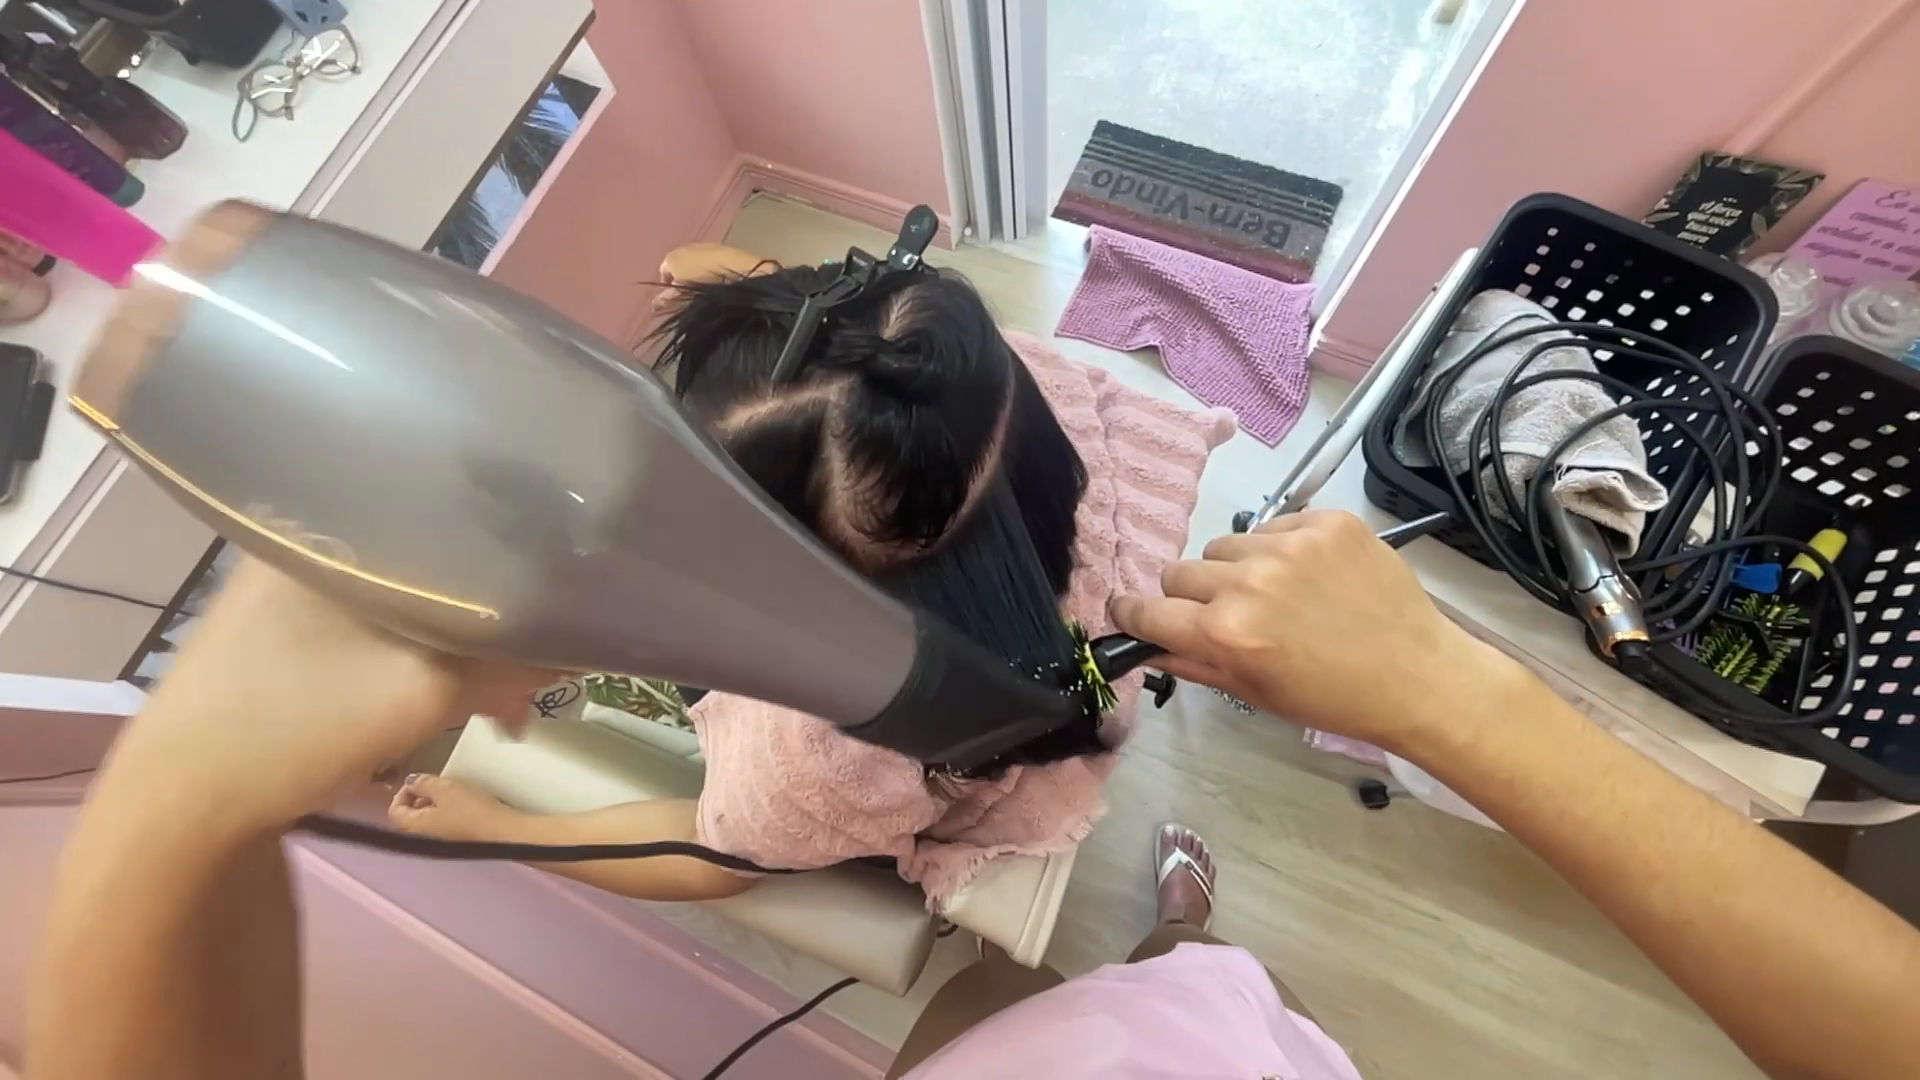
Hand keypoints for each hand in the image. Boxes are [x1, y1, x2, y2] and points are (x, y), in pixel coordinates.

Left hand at [100, 559, 544, 838]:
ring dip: (469, 651)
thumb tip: (583, 647)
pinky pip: (391, 632)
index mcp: (332, 535)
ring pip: (421, 607)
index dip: (522, 566)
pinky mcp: (295, 634)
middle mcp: (314, 550)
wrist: (180, 817)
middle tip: (536, 675)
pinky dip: (432, 660)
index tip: (563, 605)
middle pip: (444, 575)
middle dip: (500, 627)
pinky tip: (458, 697)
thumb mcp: (430, 692)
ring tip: (505, 703)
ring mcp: (299, 593)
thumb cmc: (298, 732)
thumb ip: (513, 662)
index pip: (457, 529)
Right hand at [653, 243, 774, 312]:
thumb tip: (654, 305)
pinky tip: (726, 284)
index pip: (664, 271)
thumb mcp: (682, 297)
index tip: (675, 300)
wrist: (740, 274)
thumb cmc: (703, 288)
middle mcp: (688, 247)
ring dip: (702, 274)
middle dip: (685, 278)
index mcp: (672, 256)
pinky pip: (717, 262)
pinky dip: (718, 271)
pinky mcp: (728, 249)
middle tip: (693, 296)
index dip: (668, 286)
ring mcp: (709, 246)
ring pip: (700, 262)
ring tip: (711, 292)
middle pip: (682, 264)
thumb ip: (667, 300)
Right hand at [1112, 510, 1519, 749]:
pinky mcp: (1325, 521)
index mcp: (1226, 632)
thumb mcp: (1252, 691)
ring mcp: (1289, 545)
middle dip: (1191, 596)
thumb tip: (1145, 644)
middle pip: (1178, 572)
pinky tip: (1311, 576)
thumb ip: (1190, 663)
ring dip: (1235, 569)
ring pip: (1223, 545)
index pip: (1148, 610)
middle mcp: (1248, 581)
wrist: (1421, 676)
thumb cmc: (1330, 696)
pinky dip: (1279, 549)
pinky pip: (1272, 526)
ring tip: (1276, 593)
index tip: (1129, 612)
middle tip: (1226, 614)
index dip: (1132, 614)